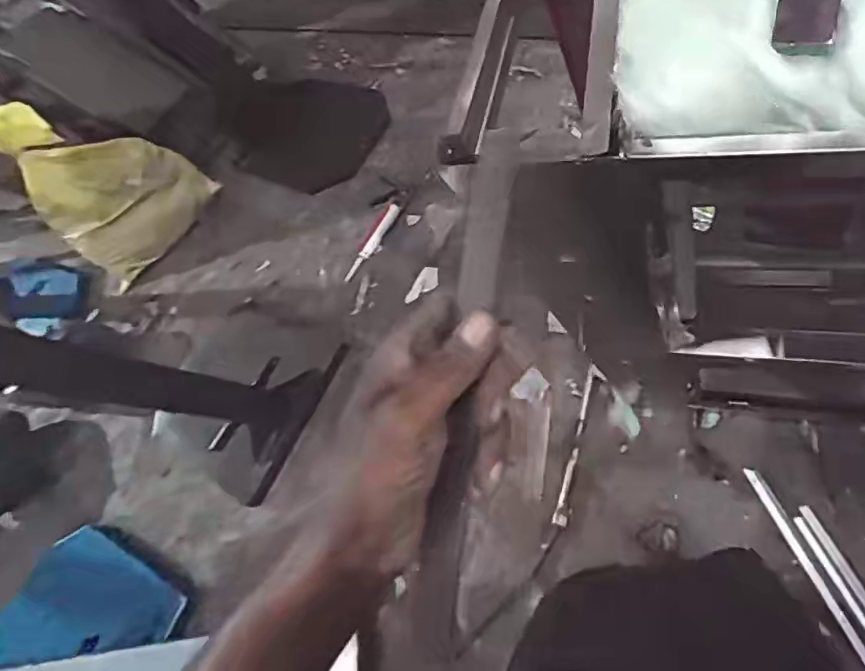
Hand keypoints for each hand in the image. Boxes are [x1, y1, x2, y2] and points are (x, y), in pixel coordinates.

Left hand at [312, 297, 522, 580]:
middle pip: (484, 350)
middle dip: (495, 388)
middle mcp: (426, 372)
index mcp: (404, 355)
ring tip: (483, 468)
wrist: (361, 557)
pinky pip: (492, 428)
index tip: (504, 344)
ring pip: (494, 391)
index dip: (478, 317)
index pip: (449, 307)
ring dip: (496, 430)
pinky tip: (482, 482)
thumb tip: (487, 317)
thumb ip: (449, 369)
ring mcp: (443, 407)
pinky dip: (492, 453)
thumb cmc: (373, 480)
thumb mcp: (409, 420)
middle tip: (487, 419)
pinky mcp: (456, 440)